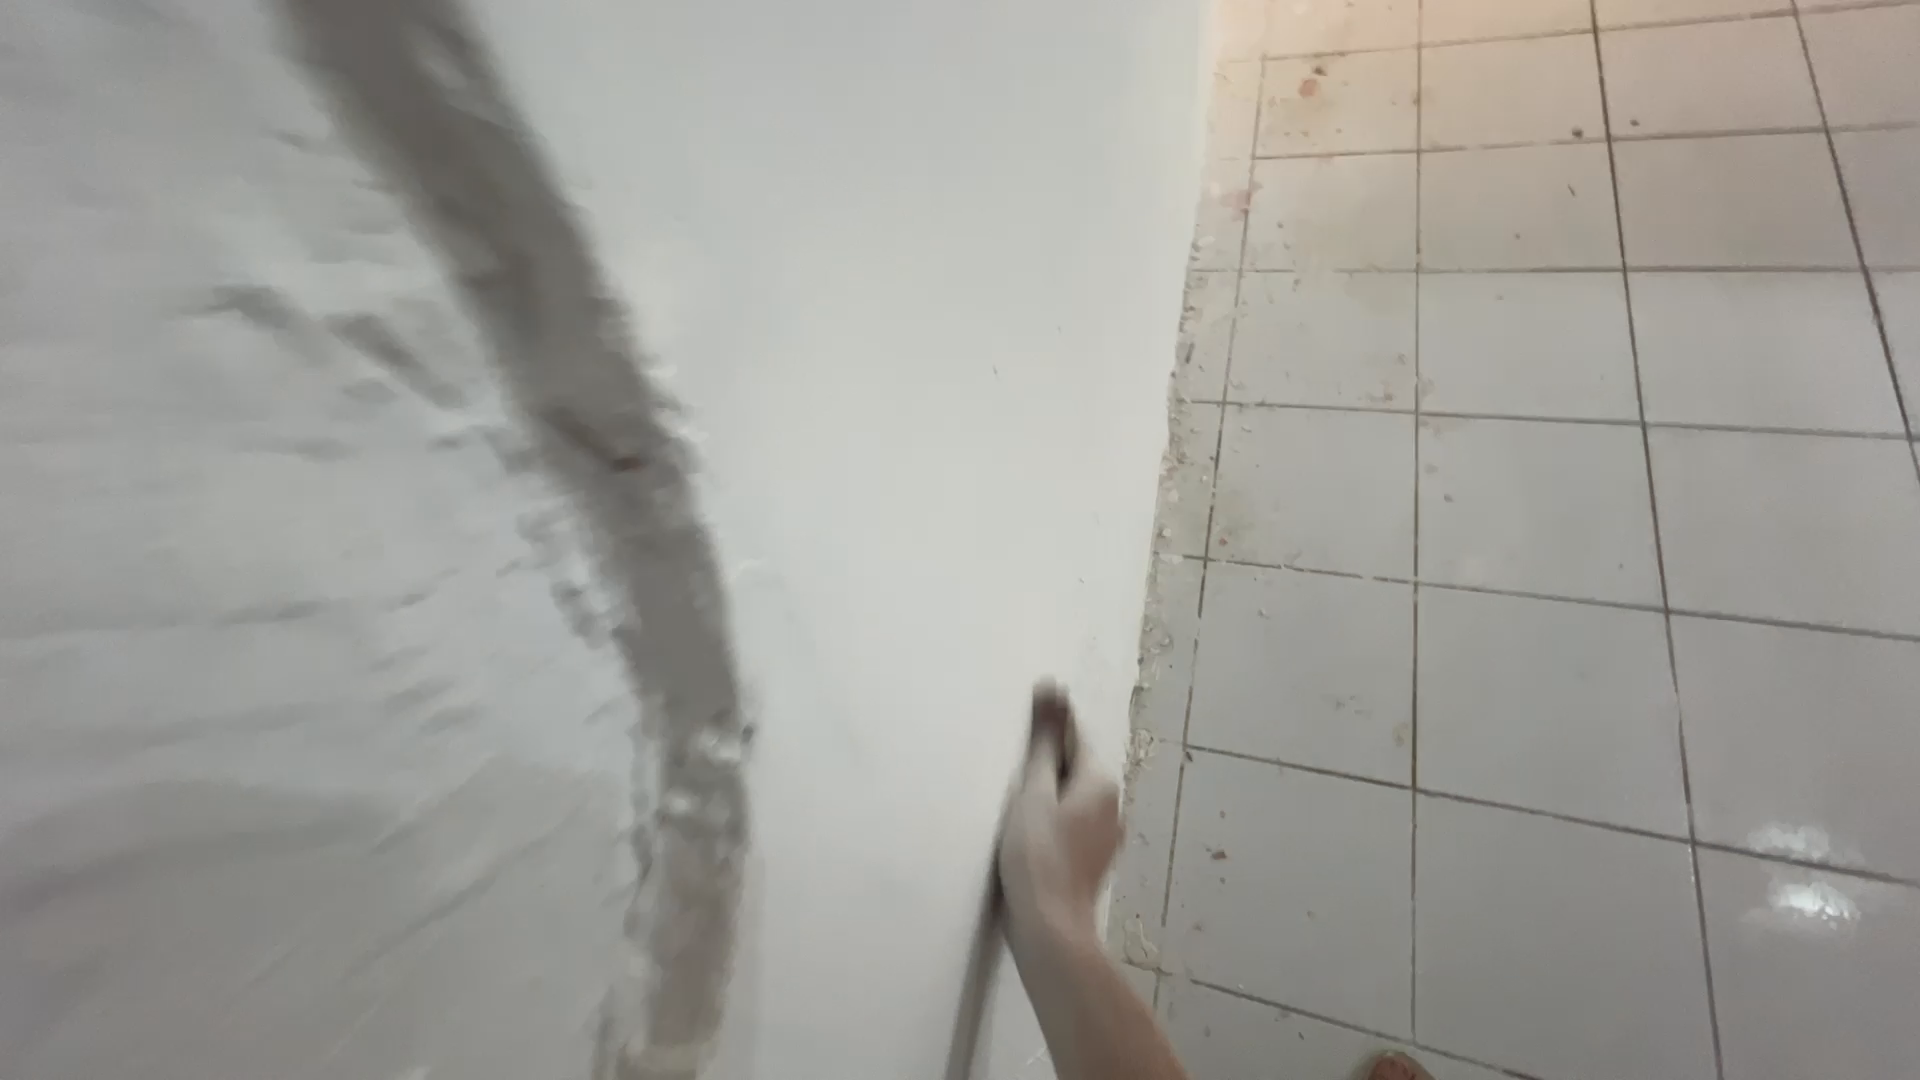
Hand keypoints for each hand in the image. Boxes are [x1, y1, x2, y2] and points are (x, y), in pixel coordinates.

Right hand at [997, 684, 1122, 945]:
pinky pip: (1073, 817)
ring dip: (1051, 783)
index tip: (1030, 702)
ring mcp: (1106, 832)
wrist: (1050, 926)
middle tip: (1014, 748)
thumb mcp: (1034, 790)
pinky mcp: (1093, 856)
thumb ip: (1043, 741)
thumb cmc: (1037, 852)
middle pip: (1077, 764)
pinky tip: (1030, 821)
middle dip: (1050, 754)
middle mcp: (1112, 802)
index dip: (1051, 719)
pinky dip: (1053, 809)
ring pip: (1075, 793)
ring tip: (1018, 784)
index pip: (1075, 735)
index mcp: (1100, 780)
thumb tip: (1051, 688)